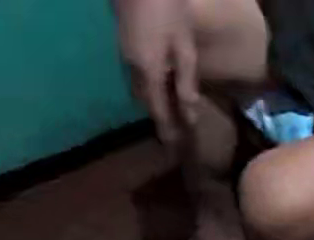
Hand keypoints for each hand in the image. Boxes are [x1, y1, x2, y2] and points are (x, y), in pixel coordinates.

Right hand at [114, 0, 199, 146]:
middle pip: (147, 104)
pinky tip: (162, 91)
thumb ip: (186, 85)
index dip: (168, 133)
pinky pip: (137, 76)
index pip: (158, 114)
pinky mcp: (124, 44)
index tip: (176, 151)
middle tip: (177, 138)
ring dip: (155, 105)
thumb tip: (189, 117)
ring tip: (172, 118)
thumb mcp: (184, 51)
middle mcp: (131, 69)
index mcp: (147, 74)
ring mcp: (124, 55)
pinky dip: (150, 89)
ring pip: (139, 90)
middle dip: (161, 121)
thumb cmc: (167, 11)